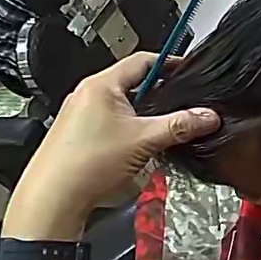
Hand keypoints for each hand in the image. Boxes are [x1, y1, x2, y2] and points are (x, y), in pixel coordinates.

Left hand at [3, 53, 217, 239]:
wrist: (53, 198)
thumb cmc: (85, 164)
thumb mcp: (145, 140)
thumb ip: (181, 126)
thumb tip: (207, 116)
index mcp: (101, 85)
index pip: (142, 60)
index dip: (169, 63)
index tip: (188, 70)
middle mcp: (88, 95)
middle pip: (134, 82)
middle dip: (160, 93)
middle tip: (182, 103)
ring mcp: (81, 114)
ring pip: (124, 104)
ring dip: (145, 112)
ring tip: (164, 127)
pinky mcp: (80, 133)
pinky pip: (112, 121)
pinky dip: (130, 127)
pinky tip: (141, 145)